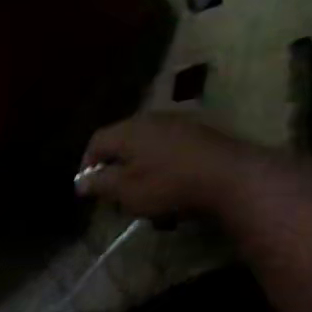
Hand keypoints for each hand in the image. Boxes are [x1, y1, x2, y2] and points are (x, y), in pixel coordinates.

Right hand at [75, 113, 290, 217]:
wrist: (229, 177)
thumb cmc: (166, 184)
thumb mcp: (124, 190)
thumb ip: (99, 184)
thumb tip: (82, 181)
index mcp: (129, 130)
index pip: (96, 141)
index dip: (86, 165)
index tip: (87, 190)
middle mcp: (153, 119)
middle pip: (121, 140)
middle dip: (112, 166)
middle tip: (111, 192)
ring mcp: (179, 123)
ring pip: (145, 144)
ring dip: (136, 167)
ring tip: (138, 191)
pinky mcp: (199, 134)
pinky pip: (167, 148)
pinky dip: (159, 166)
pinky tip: (165, 184)